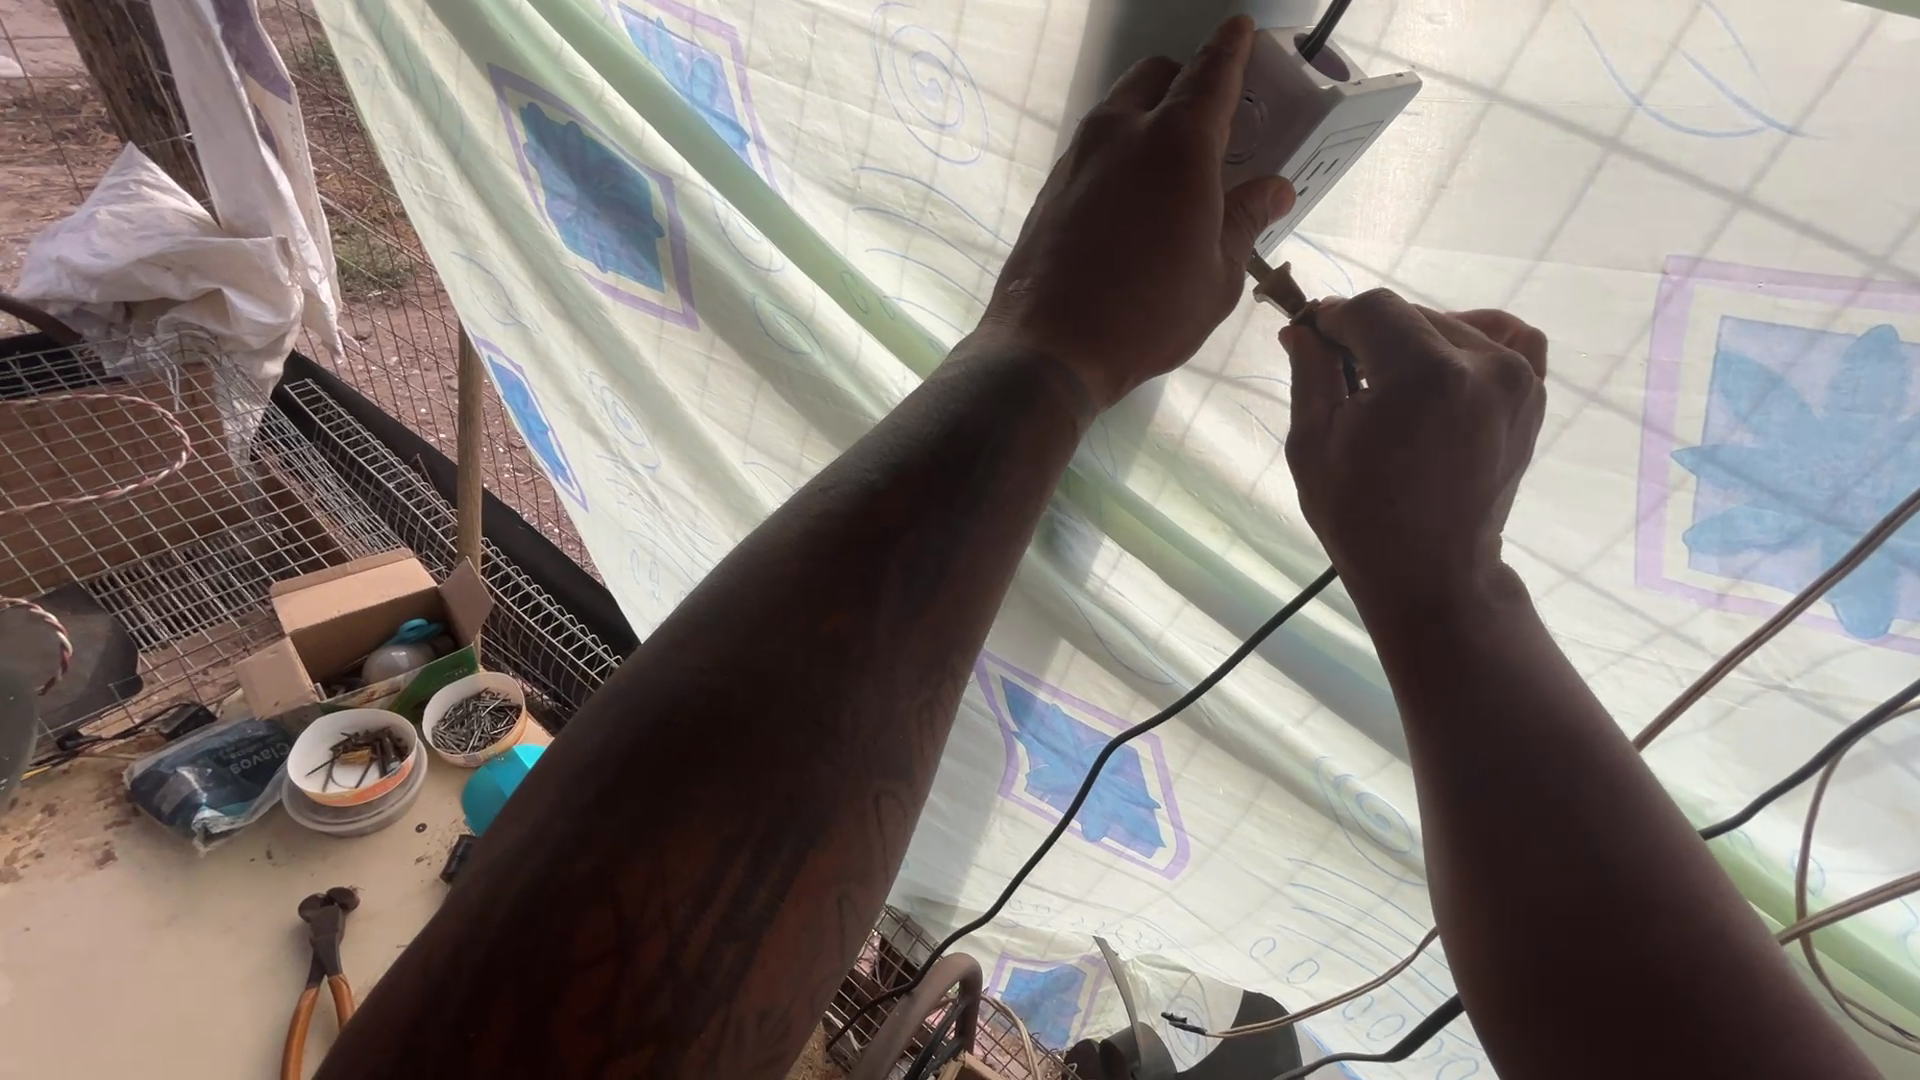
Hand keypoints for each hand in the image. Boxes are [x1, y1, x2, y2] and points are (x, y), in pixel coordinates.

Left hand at [974, 16, 1295, 409]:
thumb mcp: (1217, 277)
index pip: (1212, 70)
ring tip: (1164, 174)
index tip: (1241, 34)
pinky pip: (1089, 156)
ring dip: (1144, 123)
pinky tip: (1124, 208)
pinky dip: (1114, 161)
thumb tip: (1273, 190)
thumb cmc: (1146, 316)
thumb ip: (1245, 222)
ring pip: (1115, 114)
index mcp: (1176, 142)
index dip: (1233, 48)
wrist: (1050, 349)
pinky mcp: (1046, 193)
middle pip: (1155, 77)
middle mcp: (1120, 134)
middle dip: (1182, 83)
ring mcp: (1074, 161)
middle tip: (1205, 124)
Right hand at [1282, 289, 1548, 614]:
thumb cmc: (1357, 515)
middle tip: (1341, 377)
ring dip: (1410, 341)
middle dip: (1366, 333)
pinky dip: (1470, 338)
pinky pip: (1507, 336)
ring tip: (1387, 386)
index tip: (1310, 343)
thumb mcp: (1311, 444)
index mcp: (1422, 375)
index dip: (1333, 319)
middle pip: (1408, 313)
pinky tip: (1441, 367)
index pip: (1371, 308)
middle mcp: (1482, 363)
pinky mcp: (1533, 393)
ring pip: (1449, 323)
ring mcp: (1518, 377)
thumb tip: (1301, 328)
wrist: (1430, 569)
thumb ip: (1310, 373)